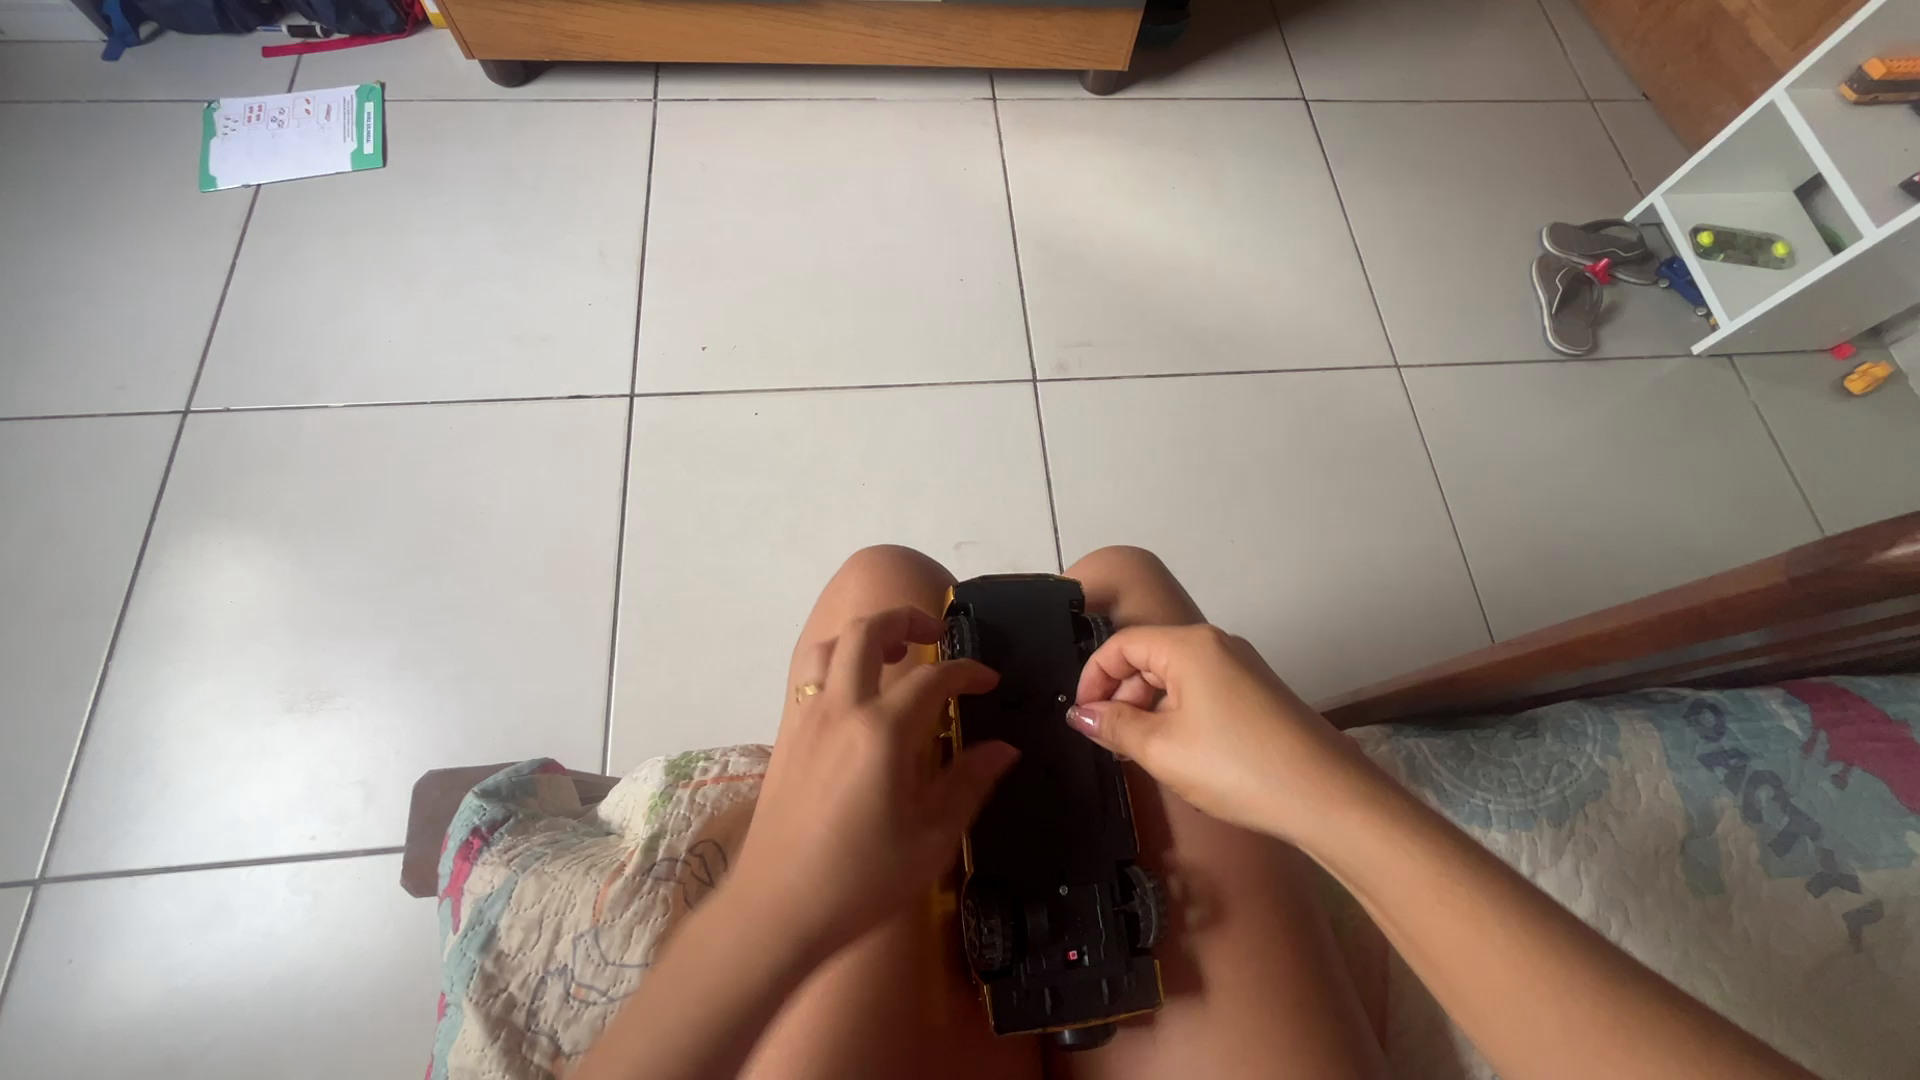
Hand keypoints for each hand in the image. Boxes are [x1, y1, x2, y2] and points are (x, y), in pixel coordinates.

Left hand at [729, 606, 1019, 956]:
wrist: (777, 910)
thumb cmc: (862, 880)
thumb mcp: (932, 838)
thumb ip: (969, 783)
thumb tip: (1005, 748)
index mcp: (884, 731)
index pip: (934, 677)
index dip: (968, 672)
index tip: (989, 682)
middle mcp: (842, 709)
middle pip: (867, 631)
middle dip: (906, 618)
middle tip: (936, 634)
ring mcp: (807, 719)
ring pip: (829, 645)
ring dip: (864, 634)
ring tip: (892, 652)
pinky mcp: (786, 736)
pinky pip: (809, 676)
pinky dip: (837, 662)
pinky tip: (855, 693)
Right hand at [1067, 623, 1380, 845]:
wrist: (1329, 798)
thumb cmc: (1239, 768)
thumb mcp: (1162, 749)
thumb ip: (1114, 726)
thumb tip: (1080, 714)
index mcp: (1191, 646)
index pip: (1122, 645)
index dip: (1093, 677)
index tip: (1081, 716)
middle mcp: (1217, 645)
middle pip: (1149, 657)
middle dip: (1120, 694)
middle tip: (1109, 739)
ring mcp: (1242, 668)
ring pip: (1175, 676)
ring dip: (1148, 708)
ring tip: (1141, 752)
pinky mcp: (1258, 694)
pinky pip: (1201, 690)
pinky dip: (1177, 714)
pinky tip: (1178, 752)